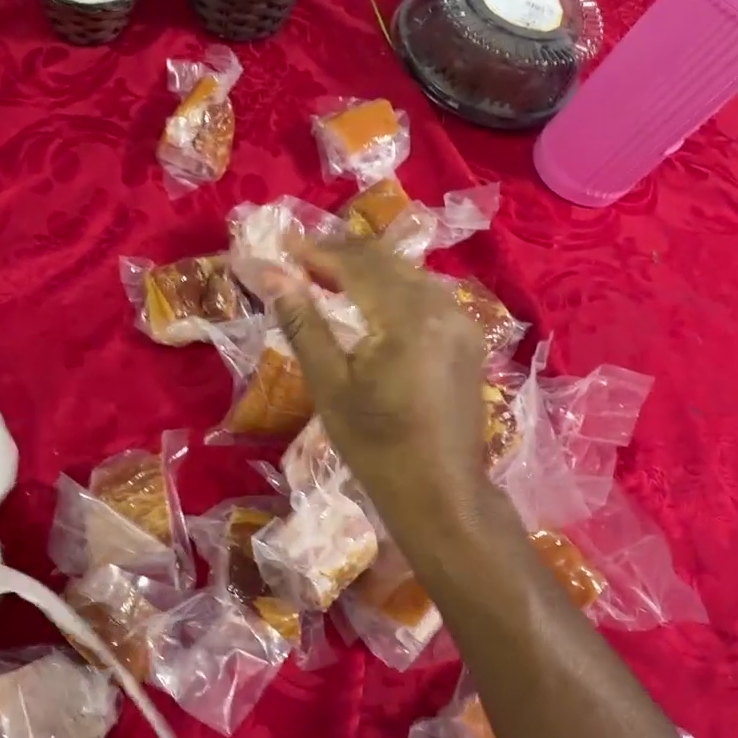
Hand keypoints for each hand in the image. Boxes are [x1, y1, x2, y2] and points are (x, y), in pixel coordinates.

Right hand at [268, 236, 490, 518]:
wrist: (441, 493)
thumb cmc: (375, 446)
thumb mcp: (329, 385)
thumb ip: (302, 322)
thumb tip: (270, 274)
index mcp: (407, 317)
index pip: (355, 264)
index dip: (316, 250)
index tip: (281, 245)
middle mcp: (441, 307)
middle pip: (384, 261)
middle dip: (340, 253)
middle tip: (298, 257)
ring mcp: (461, 320)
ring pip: (407, 273)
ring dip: (366, 267)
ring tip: (326, 274)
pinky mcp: (468, 336)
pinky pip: (425, 293)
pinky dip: (392, 286)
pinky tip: (368, 300)